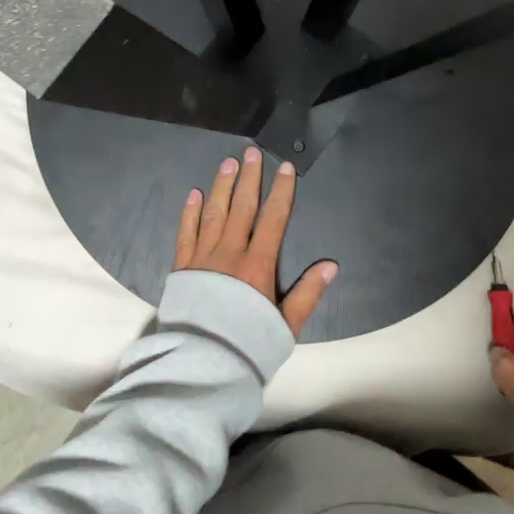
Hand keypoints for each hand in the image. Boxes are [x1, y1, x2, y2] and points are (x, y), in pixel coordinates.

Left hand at [174, 146, 336, 336]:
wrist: (203, 361)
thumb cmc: (248, 343)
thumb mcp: (286, 324)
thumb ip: (308, 293)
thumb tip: (330, 265)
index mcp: (257, 264)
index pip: (273, 219)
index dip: (281, 192)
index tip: (285, 168)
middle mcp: (229, 253)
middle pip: (241, 207)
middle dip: (249, 178)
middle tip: (252, 152)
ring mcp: (203, 257)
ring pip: (213, 213)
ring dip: (221, 186)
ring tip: (228, 163)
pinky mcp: (182, 267)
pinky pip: (186, 233)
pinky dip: (189, 212)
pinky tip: (193, 195)